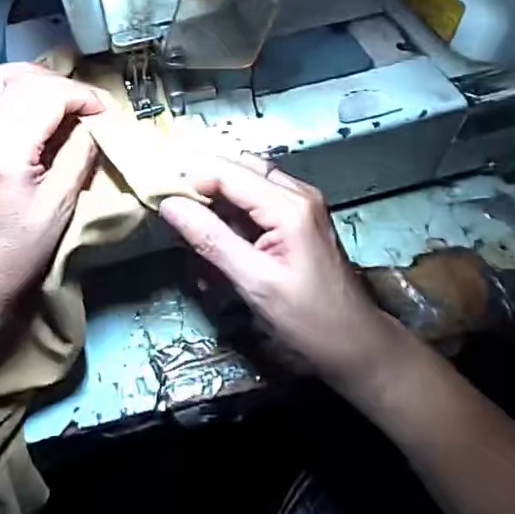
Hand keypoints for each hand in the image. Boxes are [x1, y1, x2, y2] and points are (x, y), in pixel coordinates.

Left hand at [0, 63, 107, 324]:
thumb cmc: (19, 250)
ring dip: (30, 76)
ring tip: (57, 93)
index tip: (105, 112)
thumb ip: (80, 153)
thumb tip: (95, 122)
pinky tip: (15, 92)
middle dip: (62, 84)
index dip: (83, 96)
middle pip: (21, 80)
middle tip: (87, 105)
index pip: (46, 95)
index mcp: (1, 149)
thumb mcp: (60, 204)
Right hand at [158, 157, 397, 385]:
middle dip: (201, 184)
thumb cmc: (309, 320)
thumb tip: (171, 205)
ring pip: (246, 182)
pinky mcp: (298, 218)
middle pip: (238, 168)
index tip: (158, 194)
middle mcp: (297, 192)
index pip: (229, 172)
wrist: (356, 344)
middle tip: (169, 206)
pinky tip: (214, 239)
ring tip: (188, 225)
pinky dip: (232, 215)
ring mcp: (300, 203)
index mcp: (290, 205)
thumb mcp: (254, 282)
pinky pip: (257, 201)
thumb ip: (211, 239)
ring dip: (215, 199)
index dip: (191, 178)